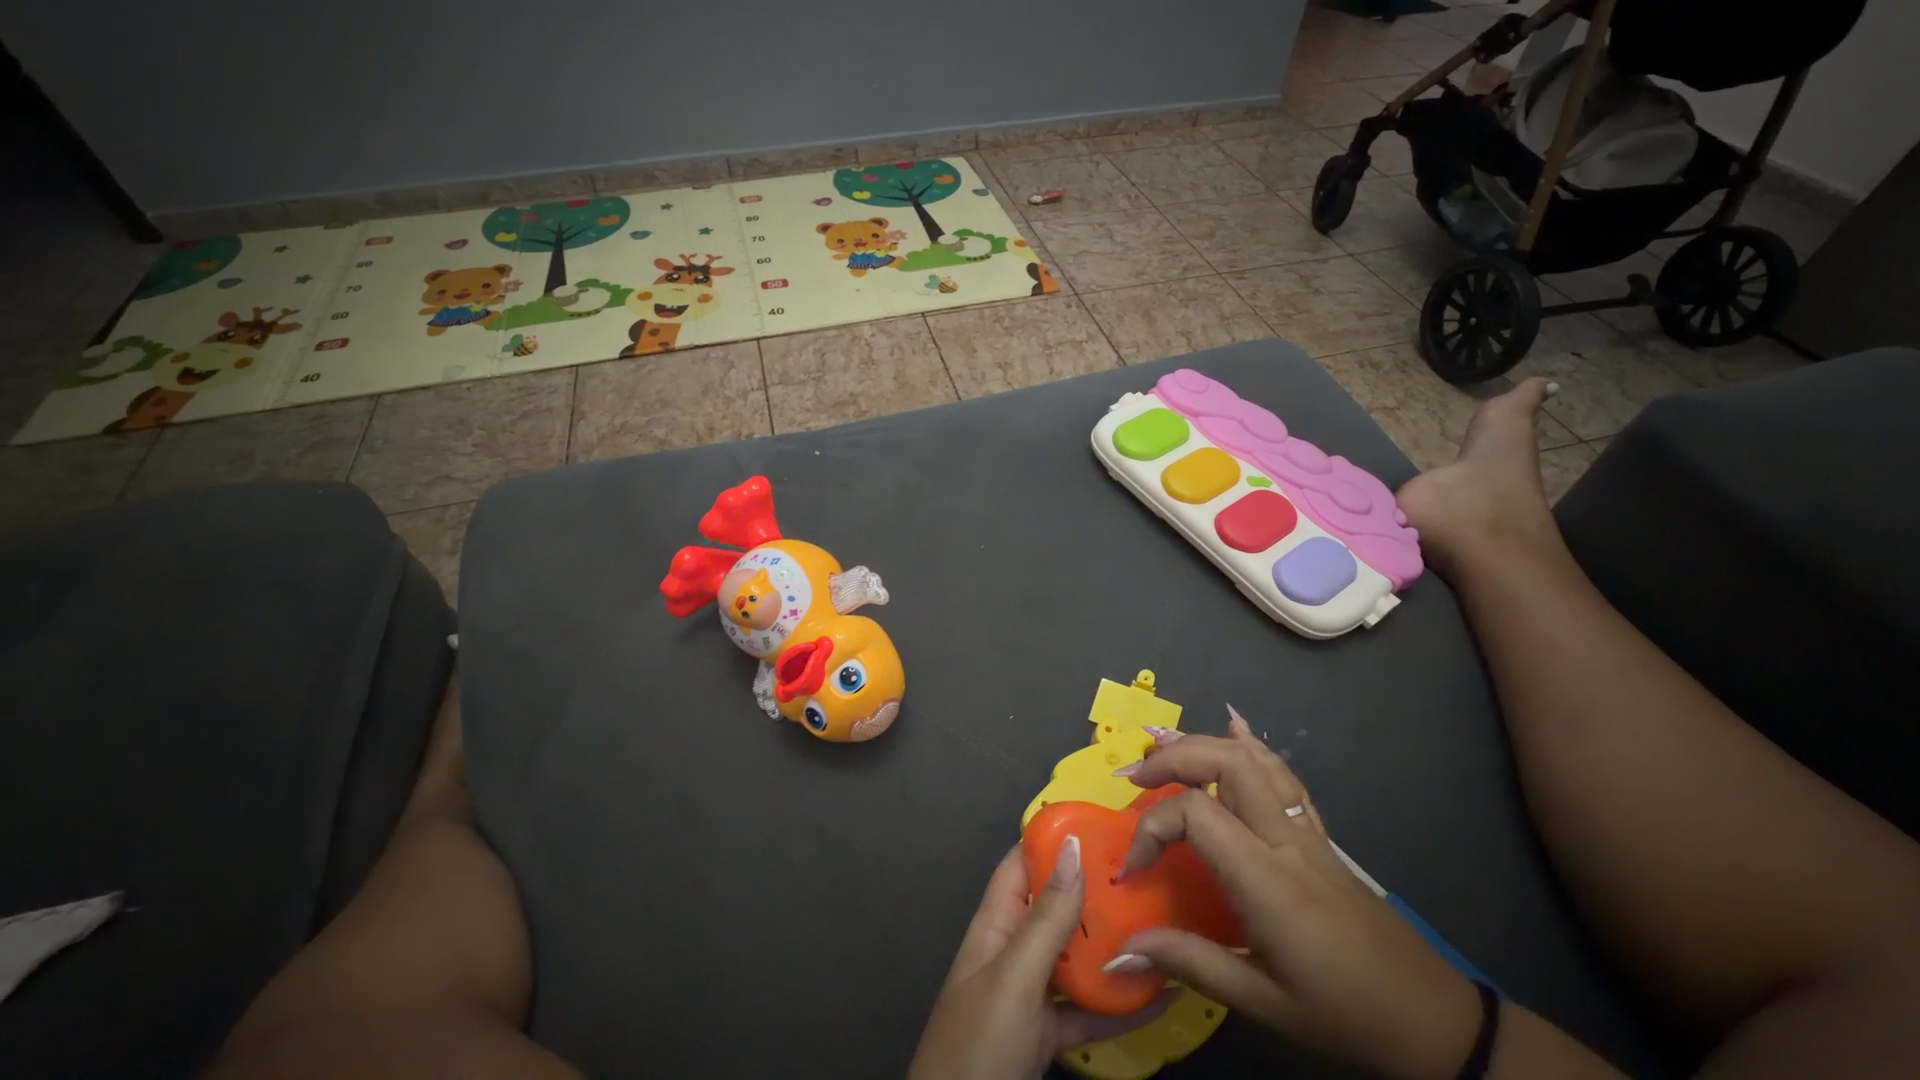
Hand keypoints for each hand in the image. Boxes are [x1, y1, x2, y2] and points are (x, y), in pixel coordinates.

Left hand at [909, 841, 1169, 1079]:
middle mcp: (1013, 953)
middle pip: (1056, 910)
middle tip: (1152, 872)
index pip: (1020, 867)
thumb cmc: (977, 1041)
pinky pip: (1088, 1012)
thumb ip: (1047, 920)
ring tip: (1165, 925)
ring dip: (1113, 946)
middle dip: (1096, 892)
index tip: (1102, 821)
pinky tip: (1162, 994)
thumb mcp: (1014, 977)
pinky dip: (1121, 1004)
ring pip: (1077, 959)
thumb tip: (1073, 848)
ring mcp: (1031, 996)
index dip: (1053, 840)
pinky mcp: (1047, 1036)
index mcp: (994, 927)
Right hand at [1109, 710, 1481, 1079]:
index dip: (1152, 828)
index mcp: (1267, 882)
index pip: (1196, 814)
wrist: (1431, 1018)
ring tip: (1166, 750)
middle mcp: (1286, 843)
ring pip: (1258, 761)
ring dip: (1207, 745)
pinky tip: (1237, 731)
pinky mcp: (1322, 841)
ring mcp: (1308, 836)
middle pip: (1229, 763)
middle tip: (1135, 780)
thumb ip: (1191, 964)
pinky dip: (1253, 749)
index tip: (1133, 869)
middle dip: (1174, 758)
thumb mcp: (1263, 1003)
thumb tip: (1121, 951)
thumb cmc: (1344, 1014)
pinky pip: (1285, 779)